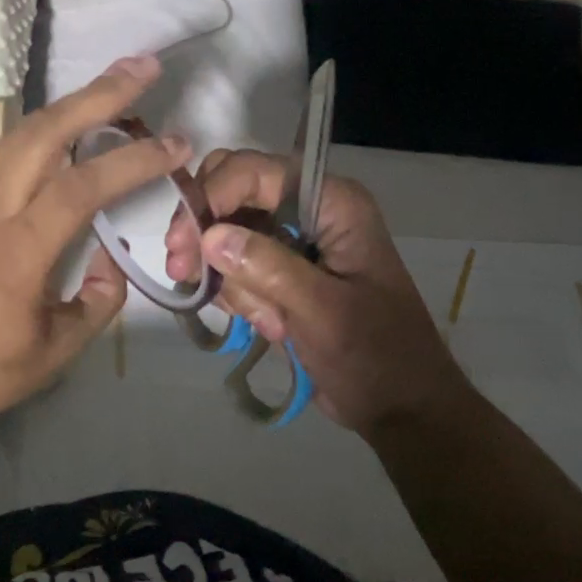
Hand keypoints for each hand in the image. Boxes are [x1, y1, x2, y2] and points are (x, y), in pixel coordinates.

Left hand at [0, 55, 188, 446]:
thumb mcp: (57, 349)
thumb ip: (98, 297)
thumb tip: (113, 255)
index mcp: (16, 251)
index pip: (82, 186)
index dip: (133, 160)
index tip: (177, 145)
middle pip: (44, 132)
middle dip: (98, 94)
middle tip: (144, 67)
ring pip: (22, 132)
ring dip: (70, 103)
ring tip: (114, 83)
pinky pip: (8, 150)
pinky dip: (46, 126)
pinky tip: (69, 125)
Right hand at [164, 150, 467, 434]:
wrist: (401, 409)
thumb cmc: (377, 356)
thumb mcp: (325, 313)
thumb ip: (269, 270)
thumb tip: (209, 236)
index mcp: (331, 201)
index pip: (253, 172)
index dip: (211, 198)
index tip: (181, 245)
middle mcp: (307, 206)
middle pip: (230, 189)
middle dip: (205, 231)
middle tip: (184, 271)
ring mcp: (291, 236)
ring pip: (223, 228)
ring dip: (228, 275)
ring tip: (264, 320)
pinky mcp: (277, 266)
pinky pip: (231, 260)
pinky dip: (234, 291)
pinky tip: (265, 323)